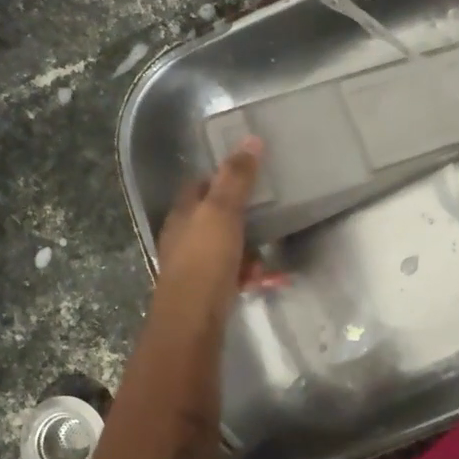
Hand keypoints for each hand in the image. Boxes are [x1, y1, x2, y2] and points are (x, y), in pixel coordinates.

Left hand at [155, 136, 262, 301]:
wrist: (194, 319)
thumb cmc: (205, 259)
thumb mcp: (222, 212)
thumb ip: (236, 177)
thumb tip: (250, 139)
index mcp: (182, 214)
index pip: (198, 185)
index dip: (221, 175)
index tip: (250, 170)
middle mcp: (183, 238)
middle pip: (214, 216)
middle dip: (242, 213)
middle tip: (270, 208)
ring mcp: (195, 266)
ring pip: (228, 246)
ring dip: (252, 246)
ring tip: (275, 248)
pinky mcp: (209, 290)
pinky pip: (237, 273)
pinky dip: (254, 273)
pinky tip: (272, 279)